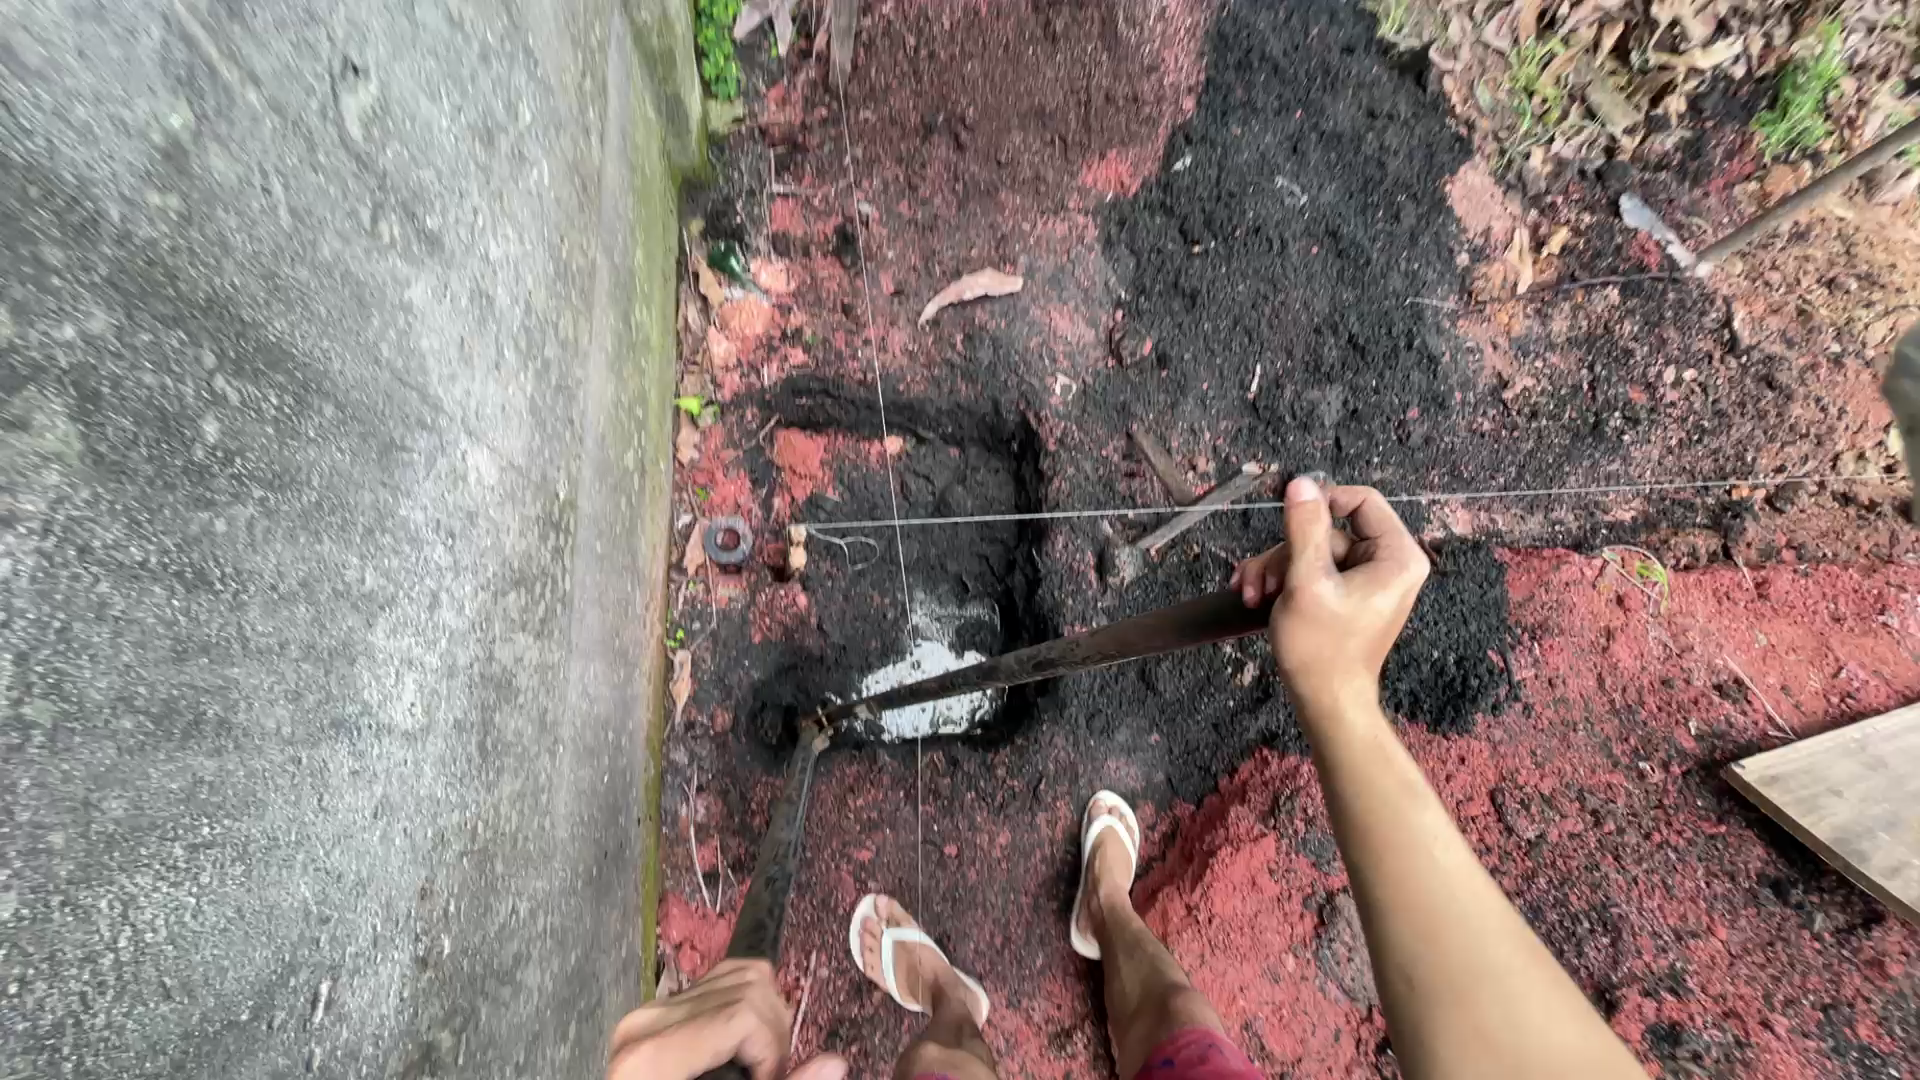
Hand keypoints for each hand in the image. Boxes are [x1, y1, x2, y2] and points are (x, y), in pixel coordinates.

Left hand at [607, 959, 847, 1079]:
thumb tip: (836, 1063)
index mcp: (651, 1052)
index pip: (742, 1013)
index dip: (771, 1049)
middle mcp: (650, 1018)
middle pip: (748, 988)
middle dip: (774, 1034)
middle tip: (769, 1075)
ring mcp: (656, 1008)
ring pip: (744, 974)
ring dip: (767, 1015)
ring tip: (760, 1062)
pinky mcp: (665, 1007)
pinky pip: (726, 977)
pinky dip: (751, 1001)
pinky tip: (746, 1042)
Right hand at [1229, 477, 1427, 714]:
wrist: (1323, 701)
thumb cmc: (1321, 647)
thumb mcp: (1306, 581)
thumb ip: (1304, 528)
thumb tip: (1300, 483)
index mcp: (1396, 556)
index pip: (1361, 501)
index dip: (1320, 502)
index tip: (1284, 518)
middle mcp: (1386, 563)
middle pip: (1324, 530)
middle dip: (1283, 553)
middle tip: (1258, 582)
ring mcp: (1363, 580)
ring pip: (1308, 551)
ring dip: (1273, 569)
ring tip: (1251, 594)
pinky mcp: (1343, 594)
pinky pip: (1309, 570)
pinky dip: (1281, 581)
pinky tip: (1255, 597)